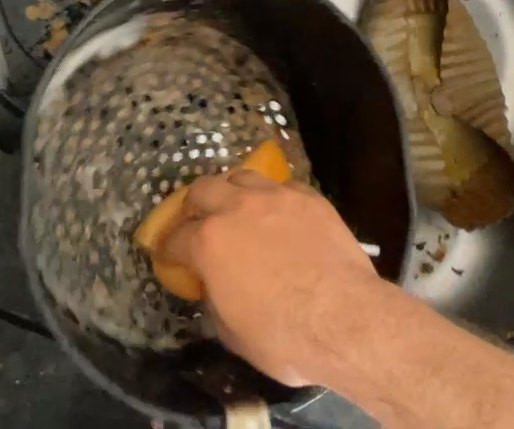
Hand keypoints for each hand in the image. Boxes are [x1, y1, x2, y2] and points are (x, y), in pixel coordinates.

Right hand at [153, 169, 381, 386]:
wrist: (345, 318)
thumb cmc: (284, 337)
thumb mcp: (234, 333)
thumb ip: (216, 301)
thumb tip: (215, 289)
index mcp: (209, 243)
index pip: (175, 238)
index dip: (168, 249)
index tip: (167, 255)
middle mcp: (236, 208)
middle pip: (203, 190)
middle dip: (194, 206)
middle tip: (198, 221)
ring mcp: (275, 197)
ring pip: (242, 176)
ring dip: (233, 191)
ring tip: (238, 208)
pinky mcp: (309, 197)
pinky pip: (283, 187)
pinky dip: (274, 198)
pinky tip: (281, 215)